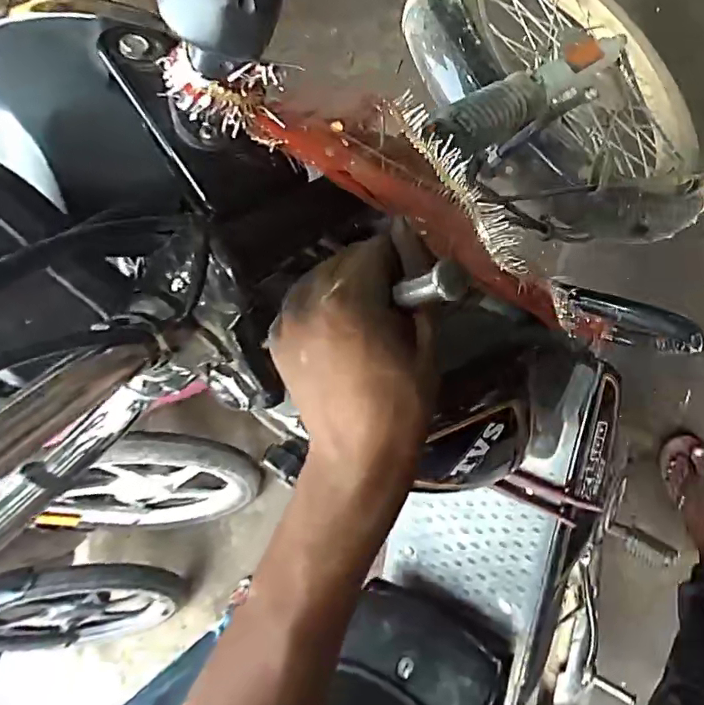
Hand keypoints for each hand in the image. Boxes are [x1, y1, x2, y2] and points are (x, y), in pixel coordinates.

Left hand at [269, 227, 433, 492]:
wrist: (356, 456)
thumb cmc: (401, 404)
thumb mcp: (425, 345)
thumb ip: (420, 293)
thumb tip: (418, 257)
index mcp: (347, 299)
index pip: (375, 248)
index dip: (399, 257)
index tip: (412, 276)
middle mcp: (308, 299)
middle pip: (346, 258)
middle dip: (372, 268)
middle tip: (393, 298)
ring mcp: (286, 318)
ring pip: (322, 275)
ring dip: (347, 283)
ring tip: (366, 314)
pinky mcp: (277, 337)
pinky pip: (305, 300)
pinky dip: (324, 302)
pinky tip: (341, 328)